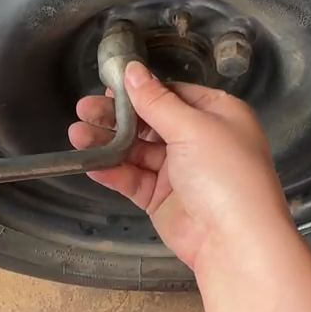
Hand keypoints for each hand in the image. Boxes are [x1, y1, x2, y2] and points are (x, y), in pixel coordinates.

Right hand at [68, 62, 291, 271]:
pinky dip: (112, 171)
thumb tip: (133, 70)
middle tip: (84, 109)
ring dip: (107, 143)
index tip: (108, 86)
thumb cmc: (226, 175)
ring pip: (137, 151)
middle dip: (116, 116)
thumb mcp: (192, 128)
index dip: (141, 91)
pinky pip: (133, 179)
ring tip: (77, 135)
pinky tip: (90, 162)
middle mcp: (199, 141)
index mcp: (217, 115)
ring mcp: (179, 172)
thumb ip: (157, 101)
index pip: (173, 95)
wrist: (233, 240)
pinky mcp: (162, 199)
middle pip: (150, 122)